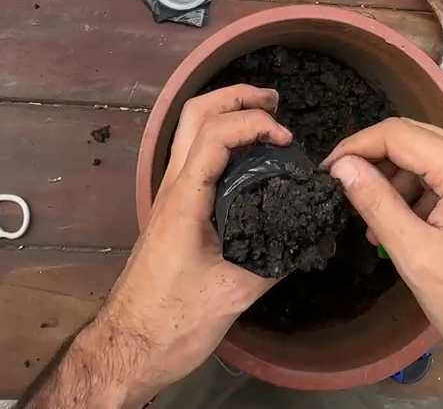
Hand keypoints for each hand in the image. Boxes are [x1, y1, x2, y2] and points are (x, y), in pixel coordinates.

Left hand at [28, 85, 288, 407]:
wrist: (127, 347)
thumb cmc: (173, 322)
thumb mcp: (234, 295)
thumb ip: (277, 260)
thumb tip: (315, 237)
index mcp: (184, 198)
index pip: (215, 134)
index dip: (254, 123)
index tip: (287, 139)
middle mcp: (172, 184)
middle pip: (195, 113)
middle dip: (236, 96)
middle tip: (275, 102)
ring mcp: (168, 192)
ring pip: (189, 128)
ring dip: (226, 110)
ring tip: (264, 115)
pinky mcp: (172, 205)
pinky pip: (193, 151)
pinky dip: (220, 135)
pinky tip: (246, 153)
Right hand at [325, 119, 442, 408]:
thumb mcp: (418, 257)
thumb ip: (377, 203)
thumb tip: (343, 167)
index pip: (399, 133)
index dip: (357, 146)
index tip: (327, 170)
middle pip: (415, 138)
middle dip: (375, 159)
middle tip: (343, 187)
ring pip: (431, 156)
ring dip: (397, 178)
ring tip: (373, 220)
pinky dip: (421, 191)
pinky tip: (404, 224)